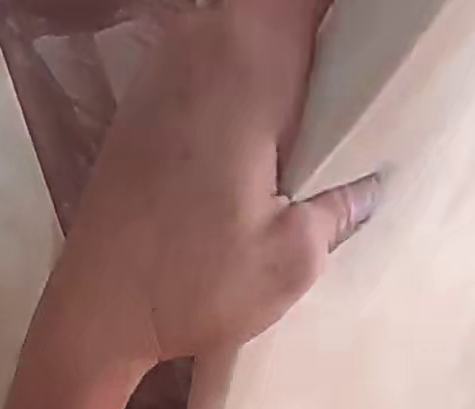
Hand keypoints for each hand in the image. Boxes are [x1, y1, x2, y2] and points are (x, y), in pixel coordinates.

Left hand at [27, 0, 381, 372]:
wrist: (100, 313)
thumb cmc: (195, 285)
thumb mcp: (290, 261)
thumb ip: (340, 209)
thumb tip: (366, 188)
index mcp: (248, 59)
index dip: (350, 18)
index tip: (374, 45)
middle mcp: (197, 41)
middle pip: (274, 7)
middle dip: (317, 39)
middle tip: (349, 90)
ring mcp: (159, 71)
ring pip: (236, 30)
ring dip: (275, 62)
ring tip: (308, 115)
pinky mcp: (138, 108)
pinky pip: (203, 65)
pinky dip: (235, 82)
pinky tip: (250, 138)